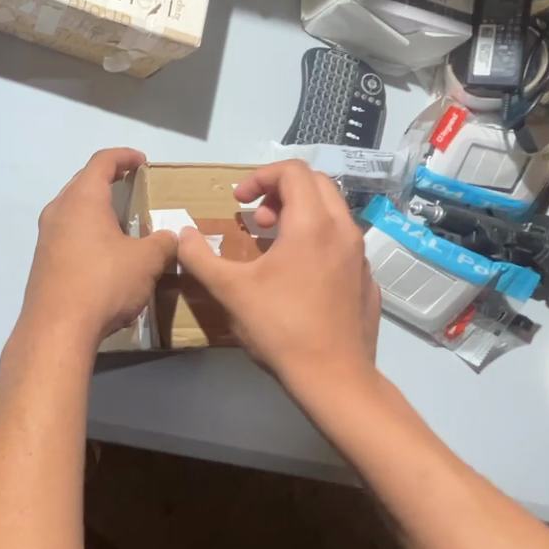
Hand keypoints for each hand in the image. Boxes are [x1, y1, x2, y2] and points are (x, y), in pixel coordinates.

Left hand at [17, 148, 177, 351]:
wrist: (57, 328)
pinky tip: (103, 251)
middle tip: (131, 185)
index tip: (142, 161)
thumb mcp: (146, 261)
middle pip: (83, 181)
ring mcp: (46, 236)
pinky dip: (86, 231)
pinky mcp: (42, 261)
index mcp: (82, 198)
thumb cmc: (104, 283)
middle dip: (108, 179)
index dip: (124, 156)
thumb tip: (171, 238)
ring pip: (72, 209)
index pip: (102, 161)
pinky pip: (66, 233)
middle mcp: (58, 210)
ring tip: (120, 220)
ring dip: (95, 208)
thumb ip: (163, 243)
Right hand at [173, 160, 380, 407]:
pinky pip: (341, 243)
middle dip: (279, 191)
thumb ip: (199, 256)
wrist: (334, 377)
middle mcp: (343, 231)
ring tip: (271, 244)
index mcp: (312, 224)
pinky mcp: (366, 280)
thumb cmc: (280, 327)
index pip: (293, 171)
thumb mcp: (229, 290)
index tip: (238, 201)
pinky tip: (296, 277)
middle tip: (255, 219)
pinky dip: (316, 241)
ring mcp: (360, 256)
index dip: (260, 176)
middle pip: (316, 184)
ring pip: (332, 213)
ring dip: (298, 215)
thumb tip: (182, 234)